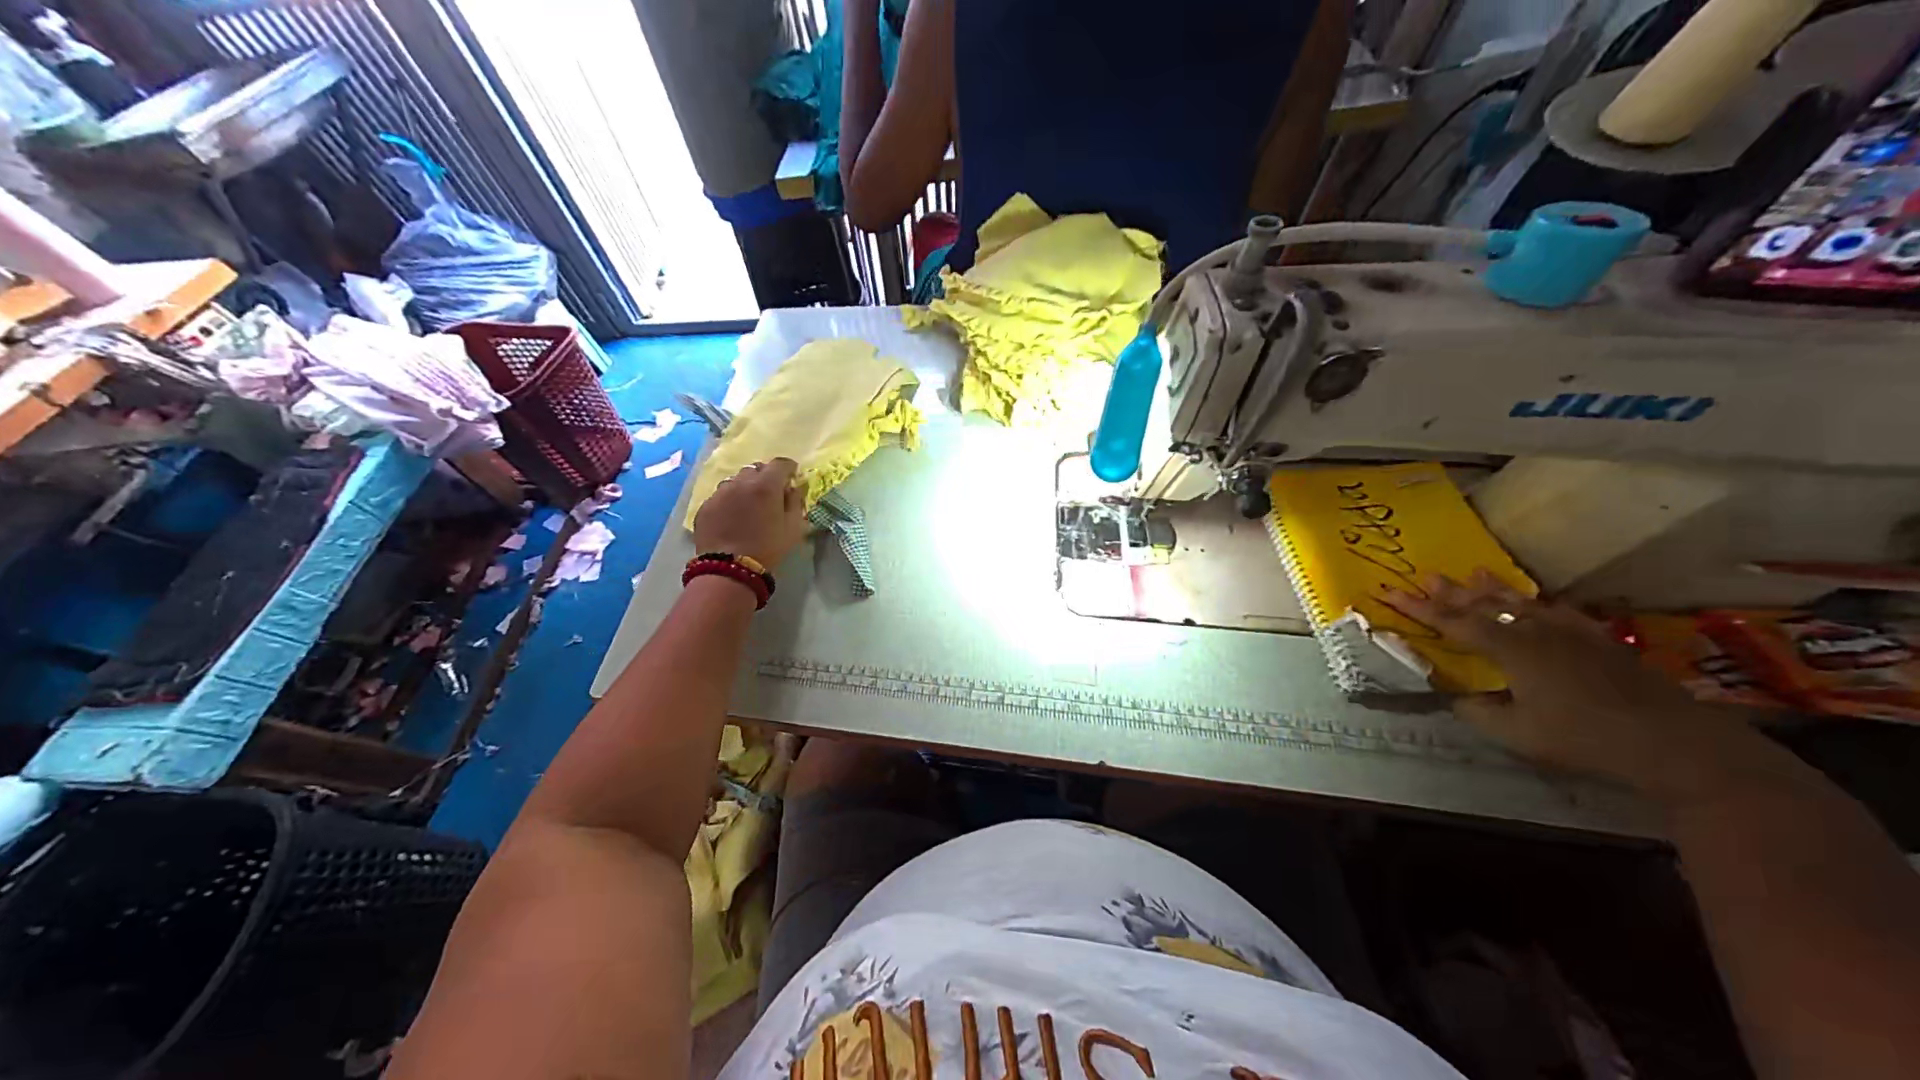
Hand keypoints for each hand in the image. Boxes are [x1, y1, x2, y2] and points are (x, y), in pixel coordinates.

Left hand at [692, 458, 807, 568]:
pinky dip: (729, 501)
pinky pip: (720, 496)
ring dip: (744, 487)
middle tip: (770, 493)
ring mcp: (720, 493)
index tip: (792, 476)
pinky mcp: (705, 506)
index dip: (789, 467)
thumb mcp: (793, 528)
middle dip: (765, 477)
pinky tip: (732, 517)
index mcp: (766, 485)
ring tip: (748, 505)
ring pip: (735, 481)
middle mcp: (740, 482)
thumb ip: (795, 502)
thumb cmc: (768, 548)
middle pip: (755, 469)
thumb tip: (792, 488)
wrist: (729, 569)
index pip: (780, 463)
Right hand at [1387, 571, 1769, 802]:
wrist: (1673, 742)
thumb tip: (1457, 695)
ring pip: (1523, 603)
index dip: (1417, 608)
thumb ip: (1478, 711)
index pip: (1452, 622)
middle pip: (1485, 604)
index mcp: (1510, 650)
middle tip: (1425, 575)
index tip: (1389, 591)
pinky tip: (1536, 600)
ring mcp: (1572, 633)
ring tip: (1473, 573)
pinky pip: (1560, 612)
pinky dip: (1539, 603)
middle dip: (1451, 591)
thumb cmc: (1583, 738)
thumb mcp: (1517, 734)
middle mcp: (1536, 631)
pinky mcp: (1600, 640)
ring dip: (1493, 589)